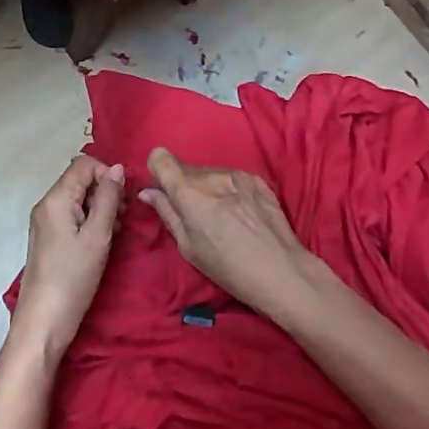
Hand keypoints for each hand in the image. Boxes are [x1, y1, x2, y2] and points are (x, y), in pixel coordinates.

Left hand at [13, 155, 123, 356]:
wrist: (43, 322)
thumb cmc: (73, 277)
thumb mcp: (98, 235)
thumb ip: (108, 198)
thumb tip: (117, 168)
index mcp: (56, 198)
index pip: (84, 164)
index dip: (107, 174)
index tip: (123, 199)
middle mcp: (47, 204)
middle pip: (81, 179)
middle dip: (106, 191)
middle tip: (123, 216)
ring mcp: (46, 221)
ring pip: (79, 198)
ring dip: (101, 207)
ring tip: (115, 230)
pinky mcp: (49, 237)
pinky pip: (73, 215)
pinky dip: (90, 220)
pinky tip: (103, 239)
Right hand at [138, 148, 322, 317]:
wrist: (280, 269)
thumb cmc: (227, 267)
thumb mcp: (189, 247)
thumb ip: (167, 213)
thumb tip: (148, 192)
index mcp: (189, 193)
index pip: (162, 159)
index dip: (158, 168)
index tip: (162, 185)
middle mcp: (212, 176)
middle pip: (186, 168)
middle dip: (183, 184)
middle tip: (193, 213)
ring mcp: (237, 174)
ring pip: (210, 172)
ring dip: (207, 186)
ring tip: (220, 215)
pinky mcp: (256, 179)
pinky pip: (232, 177)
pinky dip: (228, 189)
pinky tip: (239, 213)